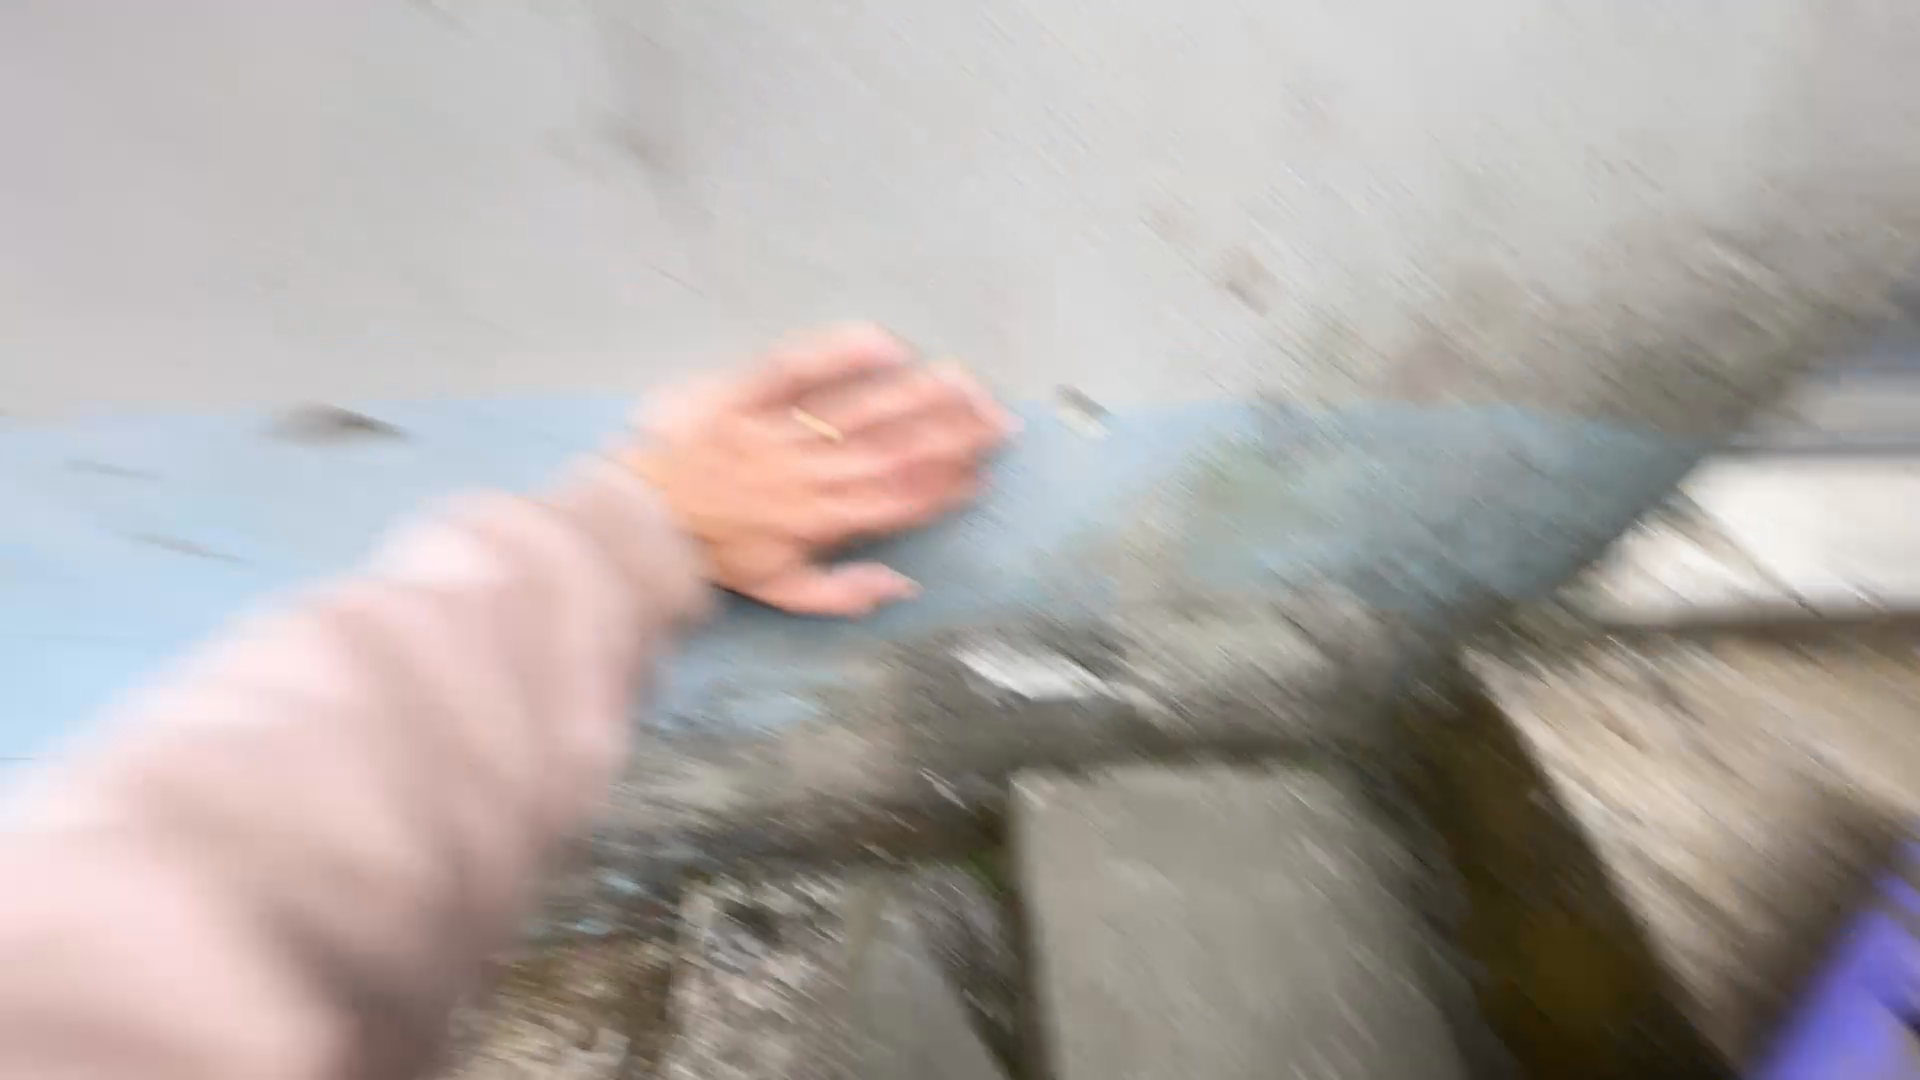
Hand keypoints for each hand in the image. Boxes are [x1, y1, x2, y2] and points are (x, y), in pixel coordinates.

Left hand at [628, 324, 1014, 615]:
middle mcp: (809, 474)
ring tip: (968, 382)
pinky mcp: (745, 395)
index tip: (982, 473)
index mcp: (820, 523)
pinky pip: (794, 371)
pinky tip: (885, 343)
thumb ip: (843, 593)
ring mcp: (779, 431)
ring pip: (862, 412)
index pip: (897, 502)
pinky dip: (838, 354)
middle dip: (954, 435)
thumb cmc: (718, 553)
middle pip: (894, 452)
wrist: (641, 519)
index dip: (945, 488)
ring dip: (920, 397)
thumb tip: (905, 585)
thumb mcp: (780, 591)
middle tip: (1001, 420)